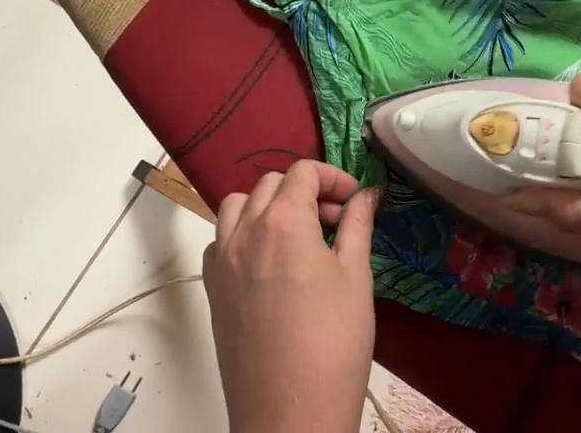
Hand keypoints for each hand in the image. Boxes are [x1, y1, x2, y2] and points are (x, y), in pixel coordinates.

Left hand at [204, 159, 378, 432]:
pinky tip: (269, 261)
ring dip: (268, 206)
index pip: (303, 173)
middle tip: (335, 220)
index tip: (355, 200)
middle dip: (305, 190)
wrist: (291, 414)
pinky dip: (243, 234)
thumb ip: (358, 225)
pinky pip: (221, 240)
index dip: (334, 177)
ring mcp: (222, 261)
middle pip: (271, 183)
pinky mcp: (213, 290)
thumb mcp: (356, 277)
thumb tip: (367, 194)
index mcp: (284, 222)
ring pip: (238, 205)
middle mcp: (246, 232)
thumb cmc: (333, 344)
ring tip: (298, 234)